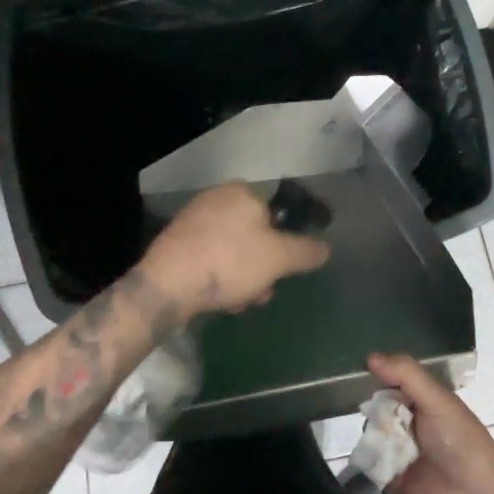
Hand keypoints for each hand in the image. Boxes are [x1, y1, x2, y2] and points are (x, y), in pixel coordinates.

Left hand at [139, 183, 330, 318]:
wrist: (169, 283)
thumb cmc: (230, 261)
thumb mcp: (279, 258)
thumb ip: (306, 251)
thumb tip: (325, 248)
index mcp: (243, 192)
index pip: (274, 217)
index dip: (282, 247)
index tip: (279, 273)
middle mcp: (217, 197)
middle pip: (254, 237)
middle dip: (261, 269)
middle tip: (258, 293)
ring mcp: (194, 219)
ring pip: (232, 252)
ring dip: (241, 278)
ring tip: (236, 301)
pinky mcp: (176, 242)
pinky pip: (209, 258)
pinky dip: (217, 277)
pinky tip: (216, 299)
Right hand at [368, 353, 493, 493]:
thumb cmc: (460, 441)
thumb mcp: (437, 400)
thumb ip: (406, 374)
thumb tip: (369, 356)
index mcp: (422, 400)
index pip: (392, 379)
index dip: (378, 373)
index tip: (357, 368)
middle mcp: (407, 421)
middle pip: (377, 404)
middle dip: (369, 404)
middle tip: (359, 405)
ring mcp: (396, 448)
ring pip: (370, 429)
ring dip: (370, 430)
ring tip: (377, 434)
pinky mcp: (386, 474)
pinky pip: (367, 459)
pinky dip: (366, 454)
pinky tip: (370, 451)